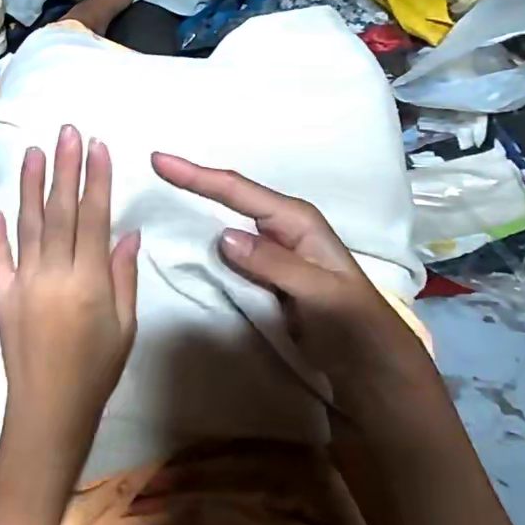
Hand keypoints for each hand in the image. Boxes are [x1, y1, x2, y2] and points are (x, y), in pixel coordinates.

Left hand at [0, 125, 139, 471]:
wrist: (48, 411)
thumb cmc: (97, 371)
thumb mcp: (125, 326)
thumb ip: (123, 277)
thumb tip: (127, 233)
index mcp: (88, 281)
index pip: (94, 218)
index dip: (96, 179)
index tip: (97, 145)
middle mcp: (53, 273)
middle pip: (60, 211)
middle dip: (65, 168)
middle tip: (66, 131)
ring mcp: (22, 283)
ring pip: (26, 225)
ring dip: (29, 186)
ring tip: (33, 152)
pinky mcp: (0, 296)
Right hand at [149, 152, 432, 394]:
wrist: (371, 364)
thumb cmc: (355, 323)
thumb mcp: (322, 294)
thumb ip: (276, 265)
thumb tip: (222, 236)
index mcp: (295, 220)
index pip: (238, 190)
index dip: (197, 175)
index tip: (159, 160)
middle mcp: (279, 226)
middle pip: (228, 195)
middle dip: (192, 179)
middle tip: (153, 165)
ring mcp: (269, 248)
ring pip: (224, 219)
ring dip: (194, 204)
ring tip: (157, 189)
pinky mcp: (261, 271)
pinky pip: (225, 248)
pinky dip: (202, 237)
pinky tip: (182, 233)